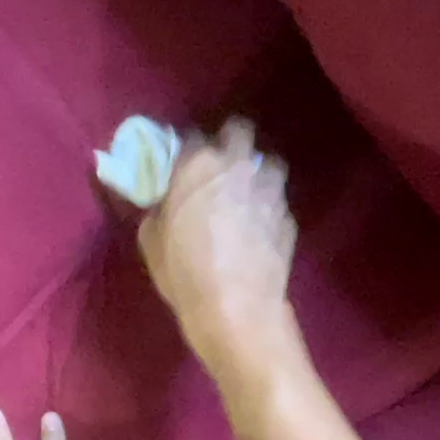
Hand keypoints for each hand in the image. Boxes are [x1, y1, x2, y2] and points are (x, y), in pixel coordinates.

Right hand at [137, 118, 299, 388]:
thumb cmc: (185, 274)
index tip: (181, 166)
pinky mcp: (288, 217)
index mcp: (197, 166)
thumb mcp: (151, 243)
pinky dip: (268, 209)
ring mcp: (270, 190)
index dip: (186, 150)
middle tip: (218, 167)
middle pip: (239, 130)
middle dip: (229, 142)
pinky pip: (277, 202)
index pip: (191, 136)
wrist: (236, 309)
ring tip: (245, 195)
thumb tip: (164, 205)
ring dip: (256, 172)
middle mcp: (238, 166)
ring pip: (268, 162)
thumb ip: (157, 212)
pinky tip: (258, 230)